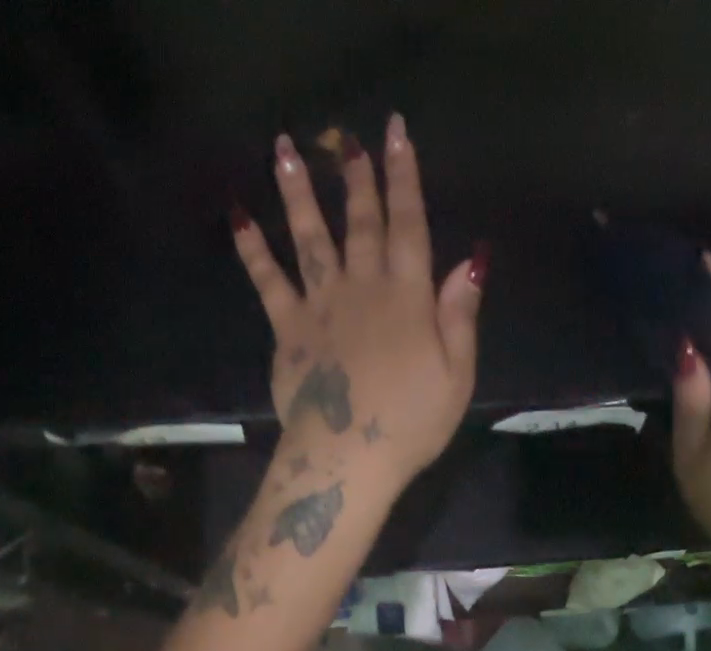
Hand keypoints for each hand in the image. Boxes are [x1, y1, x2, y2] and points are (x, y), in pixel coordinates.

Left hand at [234, 114, 484, 488]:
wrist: (348, 457)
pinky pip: (268, 281)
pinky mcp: (288, 329)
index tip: (396, 134)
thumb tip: (471, 259)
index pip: (409, 225)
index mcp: (407, 298)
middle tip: (346, 136)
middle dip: (357, 177)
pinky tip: (239, 217)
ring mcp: (320, 305)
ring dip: (299, 192)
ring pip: (310, 238)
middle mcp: (362, 288)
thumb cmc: (412, 422)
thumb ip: (459, 314)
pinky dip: (253, 249)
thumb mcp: (457, 374)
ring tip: (285, 150)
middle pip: (361, 223)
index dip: (404, 177)